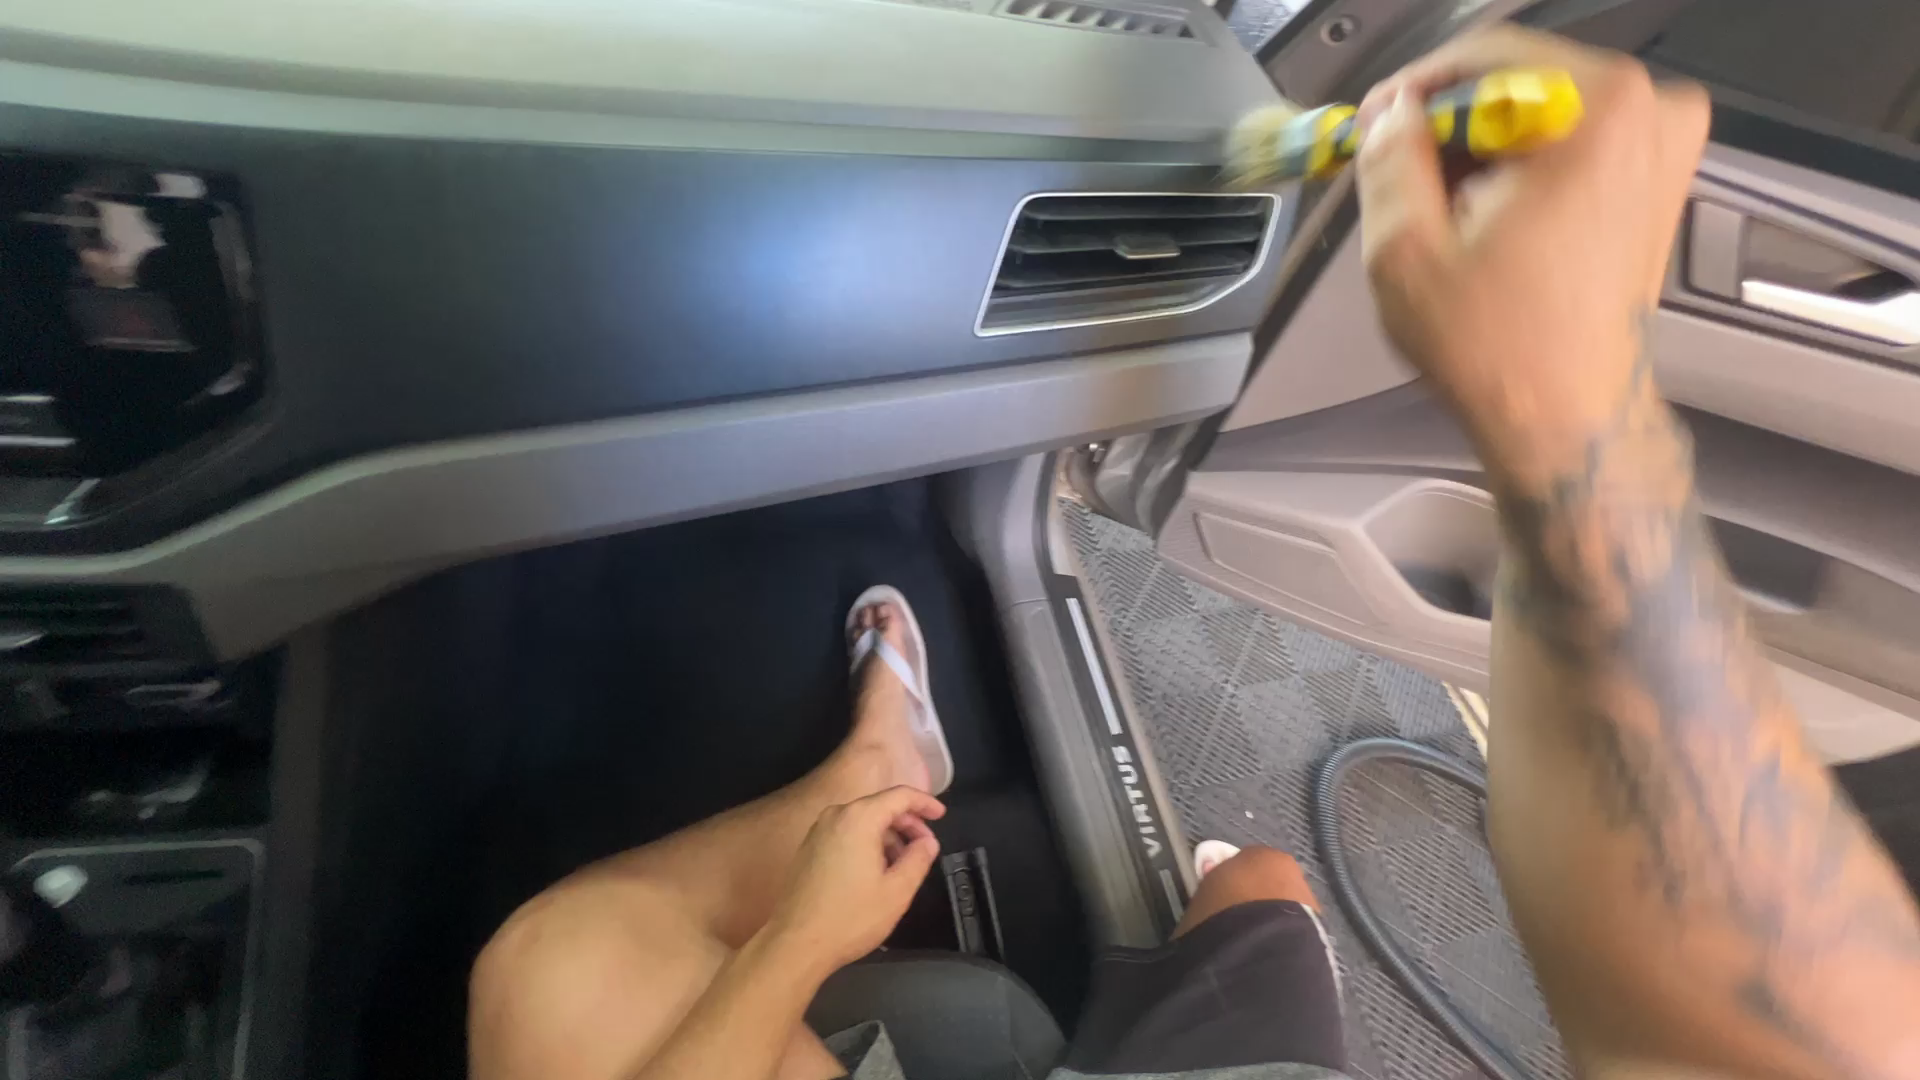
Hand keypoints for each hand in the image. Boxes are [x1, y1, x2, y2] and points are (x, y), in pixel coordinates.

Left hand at [763, 786, 945, 975]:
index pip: (899, 796)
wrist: (795, 944)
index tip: (941, 815)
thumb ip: (918, 859)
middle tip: (925, 846)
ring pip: (863, 820)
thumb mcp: (896, 892)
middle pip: (880, 806)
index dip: (924, 803)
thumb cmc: (850, 918)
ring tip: (903, 864)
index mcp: (859, 818)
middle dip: (907, 823)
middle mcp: (837, 814)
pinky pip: (847, 832)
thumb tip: (928, 842)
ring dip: (888, 835)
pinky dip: (867, 841)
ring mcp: (819, 830)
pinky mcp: (809, 847)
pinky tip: (876, 869)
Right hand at [1352, 26, 1709, 489]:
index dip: (1408, 92)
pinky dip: (1509, 176)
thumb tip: (1385, 117)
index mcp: (1595, 111)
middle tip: (1389, 187)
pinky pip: (1563, 149)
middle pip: (1513, 85)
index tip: (1365, 132)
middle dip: (1440, 132)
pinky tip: (1475, 227)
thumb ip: (1387, 163)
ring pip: (1534, 119)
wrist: (1561, 411)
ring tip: (1432, 222)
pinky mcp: (1652, 182)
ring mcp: (1661, 146)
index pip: (1483, 56)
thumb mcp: (1404, 250)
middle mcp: (1648, 111)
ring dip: (1471, 158)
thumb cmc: (1489, 342)